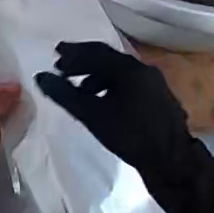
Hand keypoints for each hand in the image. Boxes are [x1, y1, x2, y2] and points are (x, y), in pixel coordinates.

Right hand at [34, 42, 213, 212]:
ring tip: (79, 88)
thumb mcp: (92, 115)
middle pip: (109, 59)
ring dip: (96, 76)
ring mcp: (155, 83)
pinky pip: (130, 83)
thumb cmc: (130, 136)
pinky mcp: (159, 98)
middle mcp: (144, 69)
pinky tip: (103, 102)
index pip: (95, 52)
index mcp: (129, 68)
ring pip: (120, 72)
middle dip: (84, 62)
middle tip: (63, 67)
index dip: (73, 53)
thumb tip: (40, 77)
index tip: (56, 54)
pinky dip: (111, 85)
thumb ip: (65, 94)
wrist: (173, 161)